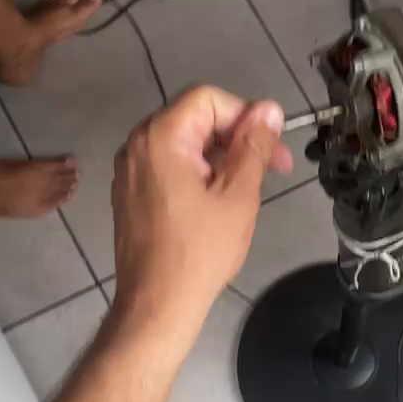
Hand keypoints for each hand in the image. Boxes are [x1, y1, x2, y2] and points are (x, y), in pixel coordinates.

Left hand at [109, 86, 291, 336]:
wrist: (158, 302)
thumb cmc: (201, 251)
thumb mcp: (238, 195)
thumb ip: (254, 146)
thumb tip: (270, 109)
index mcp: (161, 137)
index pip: (209, 99)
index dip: (246, 116)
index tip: (273, 150)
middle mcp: (137, 144)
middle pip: (195, 118)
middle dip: (236, 138)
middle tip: (272, 170)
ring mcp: (130, 170)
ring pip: (184, 143)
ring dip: (220, 158)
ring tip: (245, 191)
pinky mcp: (131, 193)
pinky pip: (169, 166)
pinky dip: (197, 174)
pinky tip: (216, 204)